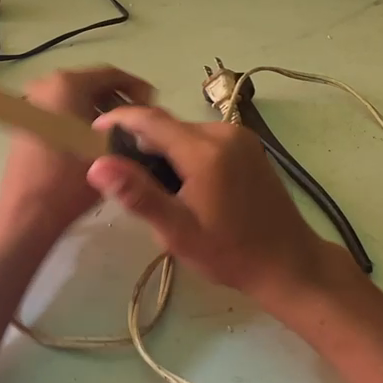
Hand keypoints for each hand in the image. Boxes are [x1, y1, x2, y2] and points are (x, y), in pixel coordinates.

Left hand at [0, 67, 154, 230]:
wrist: (29, 212)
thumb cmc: (71, 180)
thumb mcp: (110, 148)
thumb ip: (129, 126)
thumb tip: (140, 120)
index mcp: (67, 84)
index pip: (112, 74)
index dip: (138, 88)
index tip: (152, 106)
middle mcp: (46, 85)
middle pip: (92, 84)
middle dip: (118, 100)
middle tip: (139, 122)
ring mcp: (32, 102)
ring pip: (76, 97)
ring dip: (100, 110)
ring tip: (122, 134)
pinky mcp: (27, 121)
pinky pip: (62, 109)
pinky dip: (81, 118)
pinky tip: (96, 141)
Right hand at [86, 105, 360, 310]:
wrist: (289, 262)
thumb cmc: (229, 252)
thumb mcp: (177, 231)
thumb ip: (138, 194)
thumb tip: (97, 165)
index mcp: (204, 150)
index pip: (149, 120)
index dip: (117, 120)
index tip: (93, 132)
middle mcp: (223, 133)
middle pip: (168, 126)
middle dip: (142, 145)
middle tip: (130, 183)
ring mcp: (240, 137)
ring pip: (185, 133)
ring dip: (166, 152)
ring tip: (161, 192)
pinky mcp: (249, 146)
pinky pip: (204, 140)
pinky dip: (187, 154)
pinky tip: (188, 187)